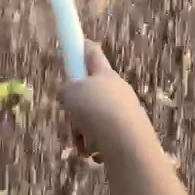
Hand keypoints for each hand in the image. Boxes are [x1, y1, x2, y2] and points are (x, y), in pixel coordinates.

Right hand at [60, 43, 158, 161]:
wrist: (127, 143)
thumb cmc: (96, 110)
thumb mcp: (70, 93)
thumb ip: (66, 89)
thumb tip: (68, 94)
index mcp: (105, 74)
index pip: (92, 53)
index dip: (82, 46)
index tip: (75, 43)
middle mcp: (118, 89)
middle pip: (92, 89)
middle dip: (77, 103)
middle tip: (70, 112)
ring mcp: (125, 111)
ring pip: (95, 116)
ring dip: (83, 128)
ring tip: (81, 140)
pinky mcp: (129, 132)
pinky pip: (104, 135)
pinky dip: (94, 143)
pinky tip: (92, 151)